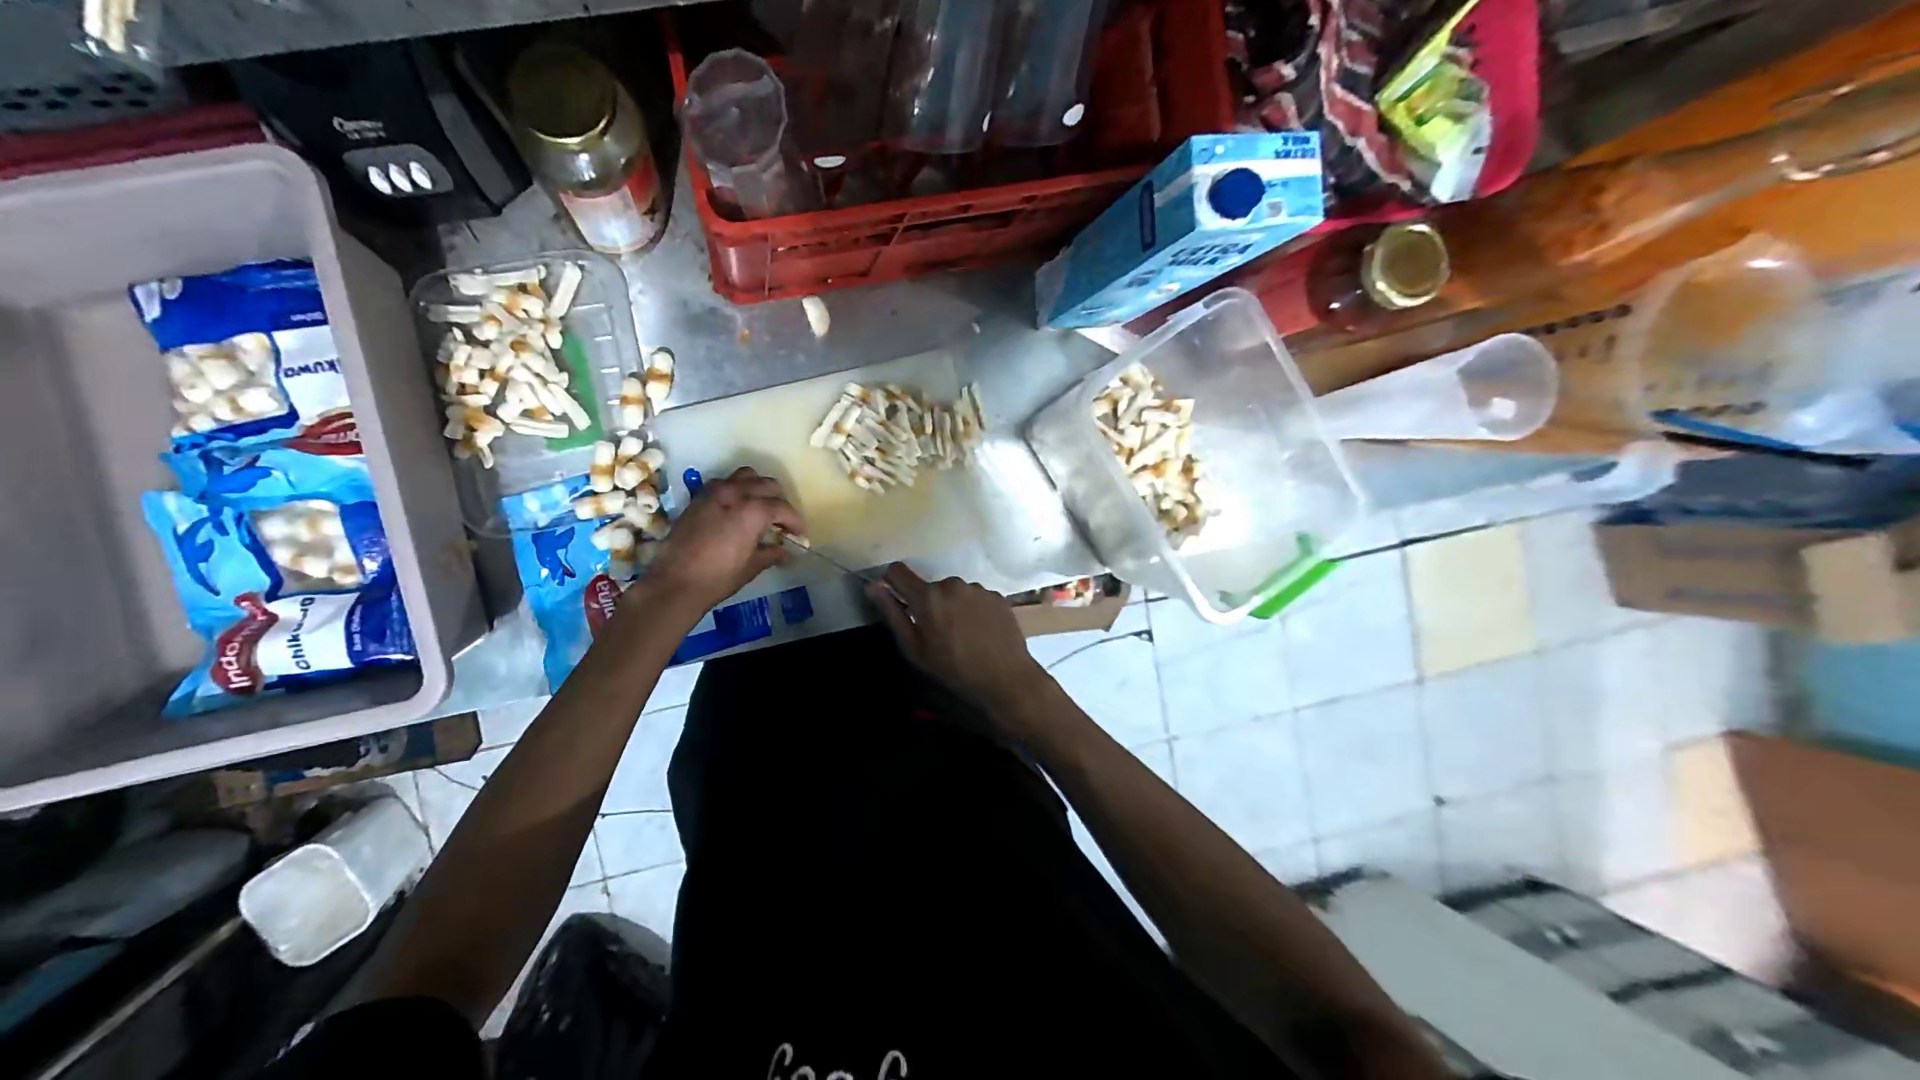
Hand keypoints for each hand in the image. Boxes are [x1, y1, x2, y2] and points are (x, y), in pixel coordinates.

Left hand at [643, 467, 804, 614]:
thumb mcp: (752, 566)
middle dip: (780, 502)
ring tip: (760, 508)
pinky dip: (736, 489)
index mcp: (754, 510)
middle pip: (768, 485)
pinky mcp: (699, 497)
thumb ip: (772, 553)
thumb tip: (786, 552)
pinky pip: (724, 482)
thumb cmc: (718, 577)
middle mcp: (736, 493)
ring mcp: (715, 492)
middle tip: (781, 523)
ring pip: (746, 476)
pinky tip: (736, 508)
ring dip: (758, 488)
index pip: (784, 508)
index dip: (795, 522)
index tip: (799, 535)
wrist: (675, 582)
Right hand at [867, 563, 1049, 718]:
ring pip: (955, 592)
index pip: (898, 571)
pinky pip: (976, 598)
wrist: (1004, 677)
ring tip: (963, 634)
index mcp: (927, 596)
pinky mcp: (997, 596)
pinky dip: (974, 610)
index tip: (900, 600)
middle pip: (931, 586)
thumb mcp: (914, 648)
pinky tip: (980, 632)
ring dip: (954, 606)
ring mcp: (977, 588)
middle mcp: (952, 583)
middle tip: (939, 632)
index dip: (893, 582)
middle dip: (930, 603)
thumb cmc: (952, 668)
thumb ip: (892, 613)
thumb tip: (872, 586)